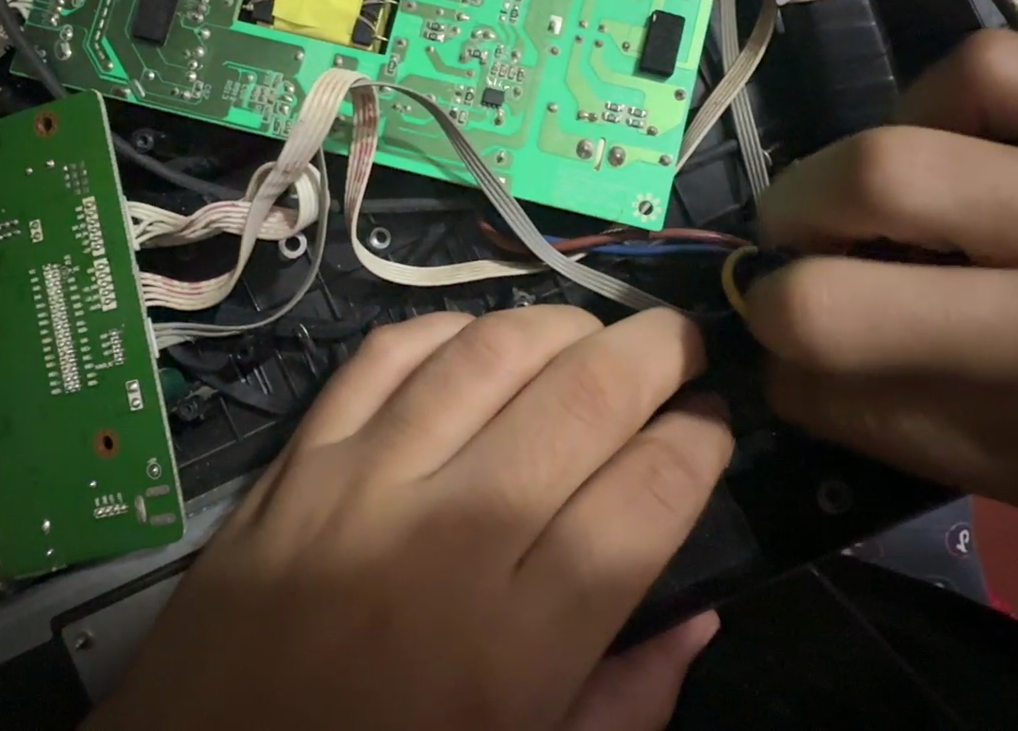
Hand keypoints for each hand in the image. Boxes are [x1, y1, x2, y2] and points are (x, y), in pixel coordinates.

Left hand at [88, 308, 733, 730]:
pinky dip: (450, 329)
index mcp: (518, 644)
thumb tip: (697, 615)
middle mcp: (450, 535)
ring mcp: (366, 479)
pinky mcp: (301, 455)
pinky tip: (484, 340)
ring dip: (563, 326)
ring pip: (491, 354)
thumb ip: (623, 706)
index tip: (716, 422)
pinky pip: (389, 354)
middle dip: (657, 351)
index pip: (646, 496)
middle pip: (583, 399)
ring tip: (597, 335)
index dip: (700, 442)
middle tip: (682, 344)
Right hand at [747, 30, 1017, 592]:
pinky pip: (996, 68)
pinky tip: (940, 138)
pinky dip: (928, 104)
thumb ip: (943, 441)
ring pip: (903, 150)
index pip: (852, 378)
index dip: (784, 371)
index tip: (787, 368)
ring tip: (849, 206)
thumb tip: (807, 385)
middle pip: (855, 249)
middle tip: (786, 277)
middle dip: (775, 275)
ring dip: (828, 185)